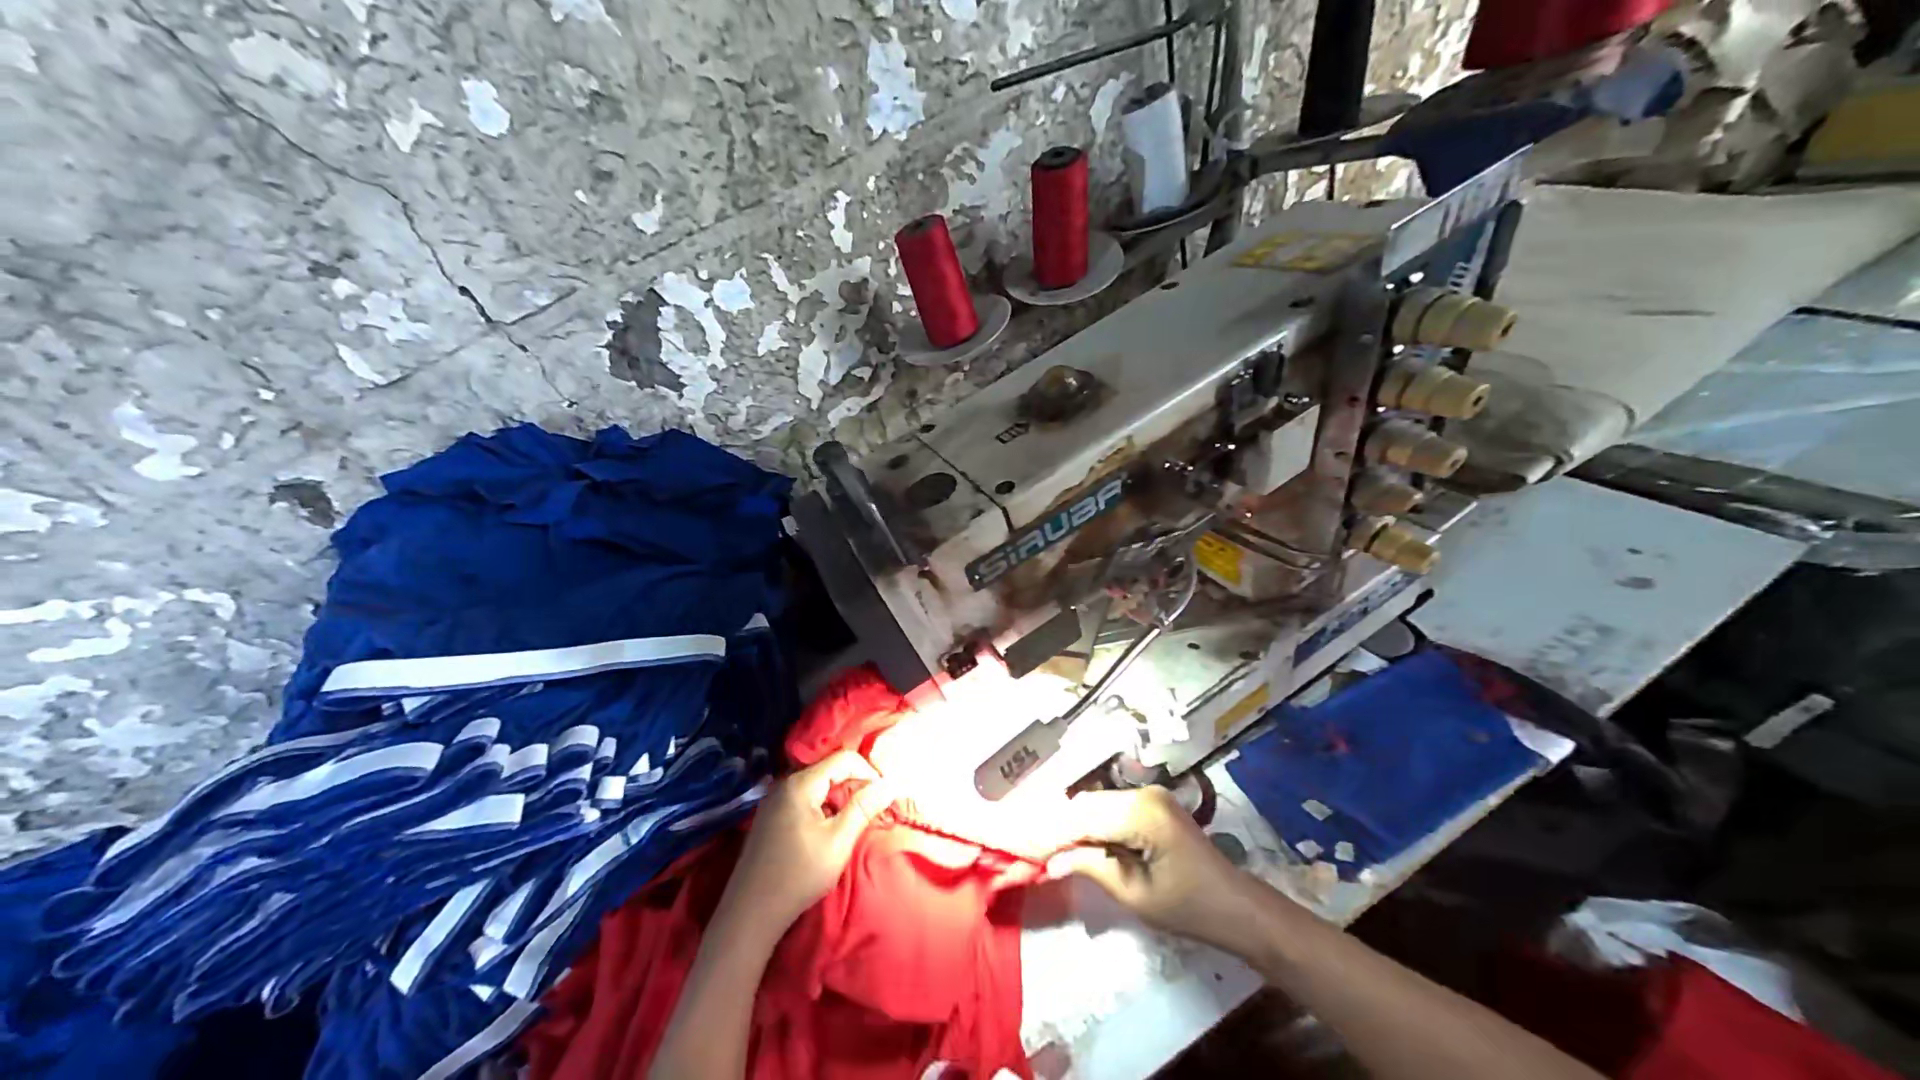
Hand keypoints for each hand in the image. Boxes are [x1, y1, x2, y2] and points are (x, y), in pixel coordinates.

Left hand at [720, 751, 898, 934]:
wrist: (750, 912)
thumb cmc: (798, 875)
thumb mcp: (838, 841)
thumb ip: (863, 808)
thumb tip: (889, 784)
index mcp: (800, 783)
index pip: (843, 758)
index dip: (868, 772)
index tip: (884, 795)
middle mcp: (785, 783)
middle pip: (829, 769)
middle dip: (855, 784)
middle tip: (874, 808)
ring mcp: (774, 799)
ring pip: (818, 784)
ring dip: (840, 796)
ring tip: (856, 820)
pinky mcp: (771, 816)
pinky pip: (805, 798)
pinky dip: (824, 806)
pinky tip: (831, 829)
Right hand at [1044, 787, 1272, 954]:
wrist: (1237, 907)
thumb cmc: (1189, 907)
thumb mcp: (1134, 894)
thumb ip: (1091, 867)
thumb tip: (1050, 862)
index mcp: (1141, 812)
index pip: (1082, 817)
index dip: (1050, 833)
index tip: (1021, 849)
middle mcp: (1143, 792)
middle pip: (1086, 805)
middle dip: (1058, 828)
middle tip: (1029, 851)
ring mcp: (1148, 795)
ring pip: (1095, 806)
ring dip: (1073, 827)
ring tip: (1049, 851)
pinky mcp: (1150, 804)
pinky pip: (1110, 810)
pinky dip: (1092, 827)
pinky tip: (1078, 845)